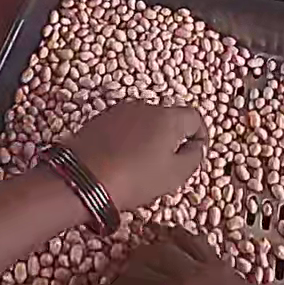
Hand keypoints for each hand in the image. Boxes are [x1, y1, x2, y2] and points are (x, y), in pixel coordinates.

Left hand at [62, 101, 206, 212]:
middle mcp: (144, 106)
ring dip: (149, 139)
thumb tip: (196, 146)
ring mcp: (119, 111)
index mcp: (168, 117)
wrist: (83, 178)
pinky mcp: (99, 119)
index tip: (197, 152)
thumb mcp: (175, 175)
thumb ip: (194, 157)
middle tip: (169, 165)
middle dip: (172, 139)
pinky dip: (128, 141)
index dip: (200, 135)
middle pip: (168, 119)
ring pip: (144, 123)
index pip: (194, 118)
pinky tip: (122, 161)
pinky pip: (124, 128)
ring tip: (143, 166)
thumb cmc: (134, 178)